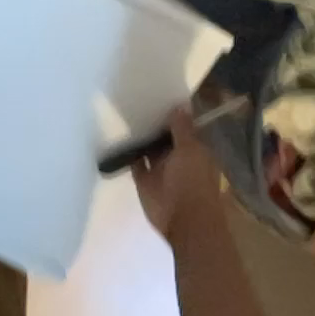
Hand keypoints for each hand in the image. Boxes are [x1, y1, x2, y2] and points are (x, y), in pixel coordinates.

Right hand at [132, 107, 227, 243]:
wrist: (183, 220)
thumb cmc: (192, 182)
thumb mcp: (190, 150)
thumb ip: (182, 128)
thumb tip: (180, 104)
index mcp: (195, 150)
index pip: (183, 127)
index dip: (173, 114)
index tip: (158, 95)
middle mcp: (178, 157)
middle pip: (164, 137)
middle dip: (154, 123)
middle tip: (136, 99)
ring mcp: (160, 169)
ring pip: (149, 149)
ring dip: (140, 137)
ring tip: (124, 113)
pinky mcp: (144, 180)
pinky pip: (135, 162)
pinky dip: (128, 153)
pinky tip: (118, 137)